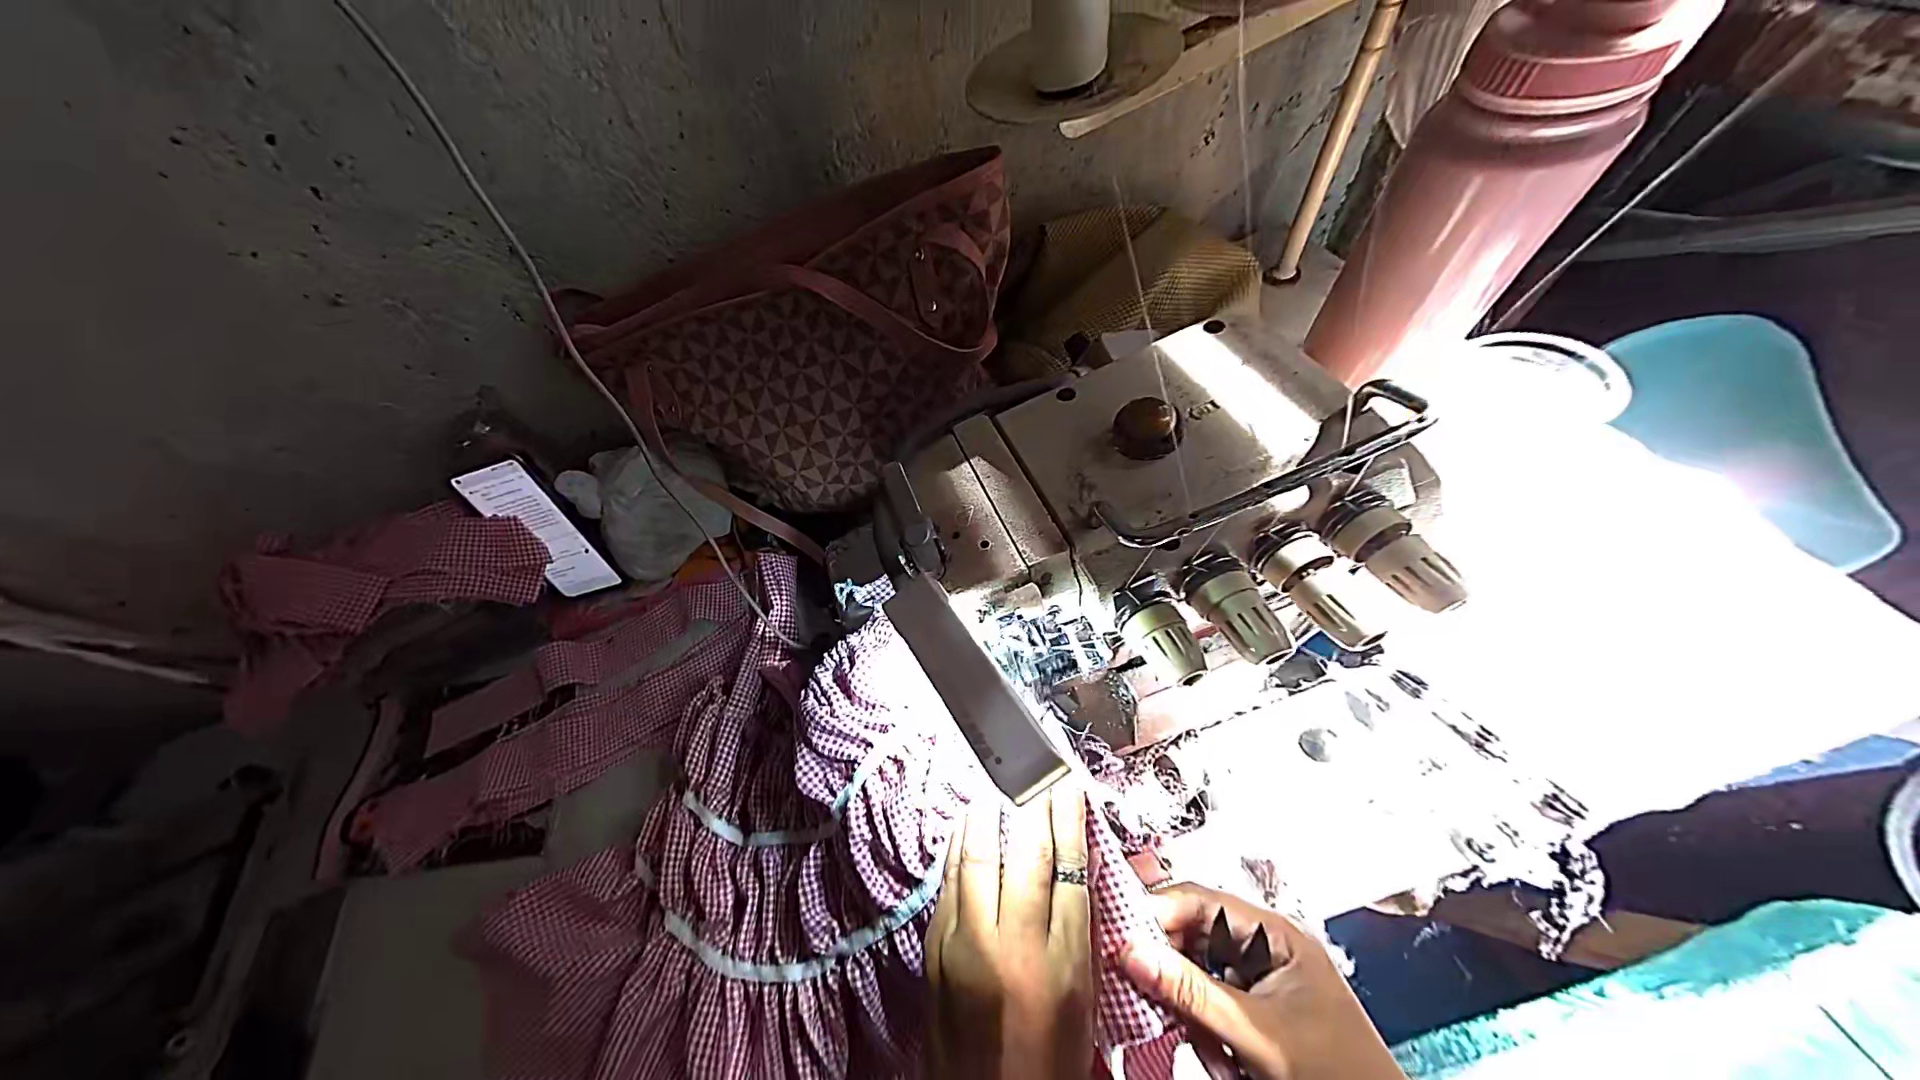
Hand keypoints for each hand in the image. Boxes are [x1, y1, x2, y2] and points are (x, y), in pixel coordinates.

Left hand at [924, 784, 1092, 1079]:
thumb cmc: (1049, 1051)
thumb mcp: (1083, 989)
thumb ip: (1078, 919)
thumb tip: (1075, 856)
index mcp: (1060, 959)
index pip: (1068, 864)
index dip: (1069, 816)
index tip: (1068, 785)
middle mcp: (1010, 943)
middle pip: (1023, 850)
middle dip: (1032, 805)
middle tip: (1034, 779)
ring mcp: (963, 942)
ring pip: (975, 853)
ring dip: (986, 815)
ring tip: (995, 791)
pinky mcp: (933, 946)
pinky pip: (948, 878)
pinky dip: (959, 847)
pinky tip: (967, 830)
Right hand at [1119, 883, 1405, 1079]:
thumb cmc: (1338, 1074)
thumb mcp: (1257, 1031)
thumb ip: (1191, 991)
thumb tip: (1131, 951)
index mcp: (1273, 932)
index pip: (1198, 900)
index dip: (1155, 912)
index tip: (1118, 933)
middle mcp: (1264, 945)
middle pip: (1193, 932)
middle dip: (1167, 959)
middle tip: (1134, 979)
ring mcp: (1260, 978)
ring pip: (1196, 967)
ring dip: (1182, 995)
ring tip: (1178, 1021)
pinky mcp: (1256, 1008)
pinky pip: (1209, 996)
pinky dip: (1197, 1016)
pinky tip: (1202, 1043)